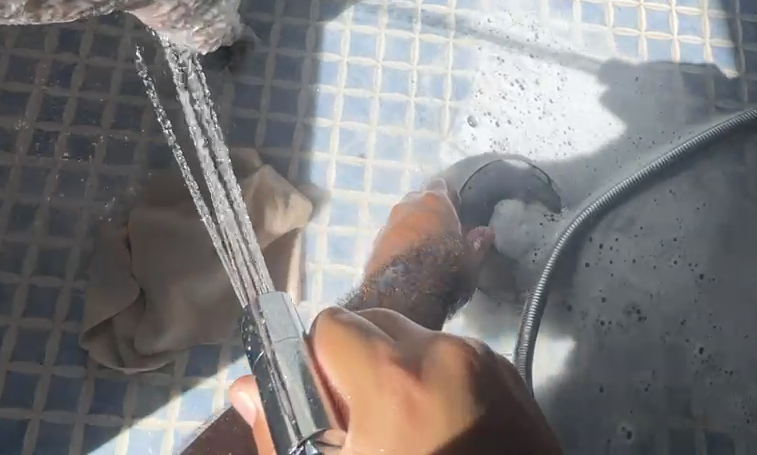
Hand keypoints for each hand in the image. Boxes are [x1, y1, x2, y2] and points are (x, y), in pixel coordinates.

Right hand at [228, 307, 562, 454]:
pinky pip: (453, 355)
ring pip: (414, 338)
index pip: (331, 324)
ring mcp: (484, 361)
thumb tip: (244, 386)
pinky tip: (444, 431)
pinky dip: (439, 381)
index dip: (320, 367)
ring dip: (399, 370)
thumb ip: (283, 433)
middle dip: (358, 363)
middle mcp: (444, 353)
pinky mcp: (512, 375)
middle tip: (364, 427)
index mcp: (396, 379)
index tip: (328, 411)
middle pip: (374, 322)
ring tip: (408, 434)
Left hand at [342, 180, 491, 327]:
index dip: (448, 197)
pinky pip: (391, 236)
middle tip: (439, 231)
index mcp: (434, 201)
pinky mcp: (375, 243)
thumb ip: (478, 244)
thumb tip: (486, 231)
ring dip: (412, 227)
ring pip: (403, 217)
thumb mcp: (471, 262)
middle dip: (428, 211)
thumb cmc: (445, 272)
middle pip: (418, 199)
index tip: (455, 210)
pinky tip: (406, 261)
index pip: (440, 186)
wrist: (401, 295)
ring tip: (422, 248)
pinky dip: (399, 243)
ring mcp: (388, 223)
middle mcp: (408, 205)